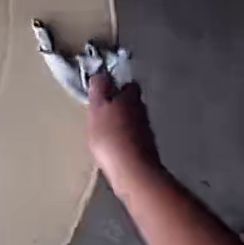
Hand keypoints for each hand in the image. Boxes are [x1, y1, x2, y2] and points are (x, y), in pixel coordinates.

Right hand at [87, 72, 160, 190]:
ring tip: (107, 127)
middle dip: (121, 103)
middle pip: (133, 101)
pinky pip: (134, 135)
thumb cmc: (109, 135)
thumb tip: (101, 73)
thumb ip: (99, 90)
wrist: (132, 171)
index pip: (129, 84)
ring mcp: (147, 130)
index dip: (118, 85)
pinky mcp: (147, 148)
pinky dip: (126, 136)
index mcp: (130, 98)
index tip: (106, 89)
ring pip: (134, 118)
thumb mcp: (96, 109)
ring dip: (123, 120)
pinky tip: (115, 143)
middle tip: (104, 108)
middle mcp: (142, 110)